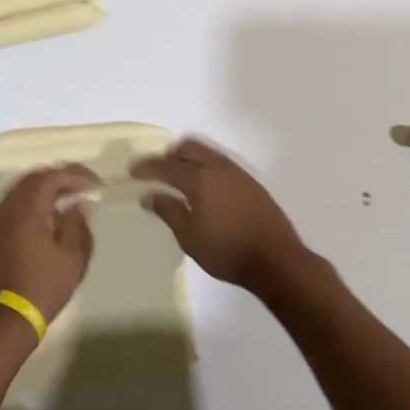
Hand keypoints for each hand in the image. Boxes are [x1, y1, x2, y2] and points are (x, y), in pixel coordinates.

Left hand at [0, 166, 97, 321]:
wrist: (8, 315)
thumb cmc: (44, 285)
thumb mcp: (73, 256)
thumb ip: (78, 223)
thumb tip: (79, 203)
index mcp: (28, 208)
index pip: (52, 176)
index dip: (77, 176)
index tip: (97, 187)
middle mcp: (9, 206)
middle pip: (34, 178)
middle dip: (61, 177)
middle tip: (84, 188)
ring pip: (21, 189)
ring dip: (45, 188)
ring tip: (68, 199)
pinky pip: (14, 204)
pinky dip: (33, 201)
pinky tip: (48, 216)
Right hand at [134, 138, 308, 290]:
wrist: (277, 261)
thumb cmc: (227, 251)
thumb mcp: (189, 237)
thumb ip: (168, 211)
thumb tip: (148, 195)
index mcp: (200, 179)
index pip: (167, 165)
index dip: (147, 167)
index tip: (131, 172)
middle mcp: (219, 168)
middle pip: (188, 148)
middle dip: (169, 155)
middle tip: (157, 172)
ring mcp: (238, 174)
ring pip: (207, 153)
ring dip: (189, 159)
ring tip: (179, 179)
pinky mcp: (251, 183)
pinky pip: (221, 163)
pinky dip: (205, 167)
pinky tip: (204, 188)